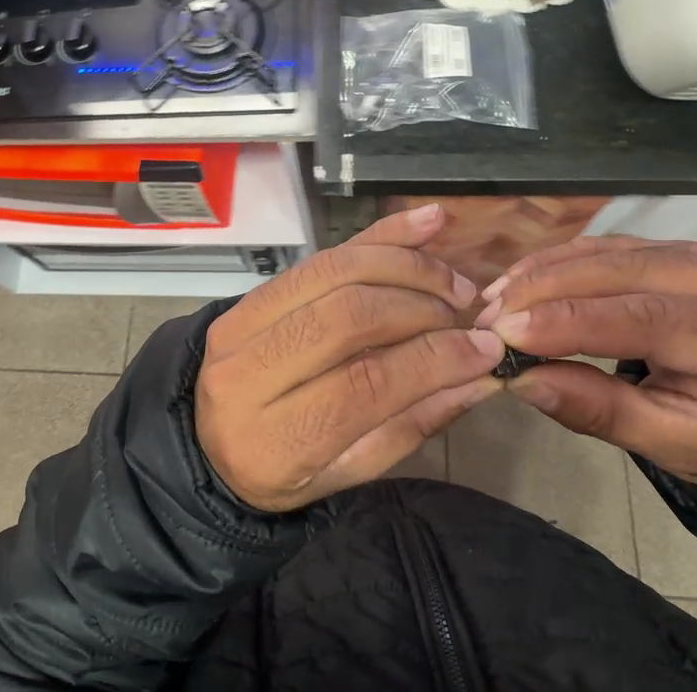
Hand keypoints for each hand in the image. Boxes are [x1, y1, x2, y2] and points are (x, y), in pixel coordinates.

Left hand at [197, 205, 505, 511]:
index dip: (431, 360)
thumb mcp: (349, 472)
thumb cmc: (287, 470)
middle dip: (418, 306)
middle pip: (345, 317)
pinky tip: (426, 223)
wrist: (209, 445)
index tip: (487, 346)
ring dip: (402, 266)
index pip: (363, 387)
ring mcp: (236, 328)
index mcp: (272, 444)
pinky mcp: (245, 297)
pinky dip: (376, 237)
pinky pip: (317, 256)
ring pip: (330, 273)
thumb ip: (411, 423)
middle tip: (467, 309)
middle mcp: (244, 378)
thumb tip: (481, 373)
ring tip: (451, 281)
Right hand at [476, 237, 696, 488]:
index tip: (505, 332)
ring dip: (552, 269)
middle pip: (633, 272)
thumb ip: (602, 411)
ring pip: (623, 250)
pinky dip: (574, 259)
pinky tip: (532, 275)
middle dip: (549, 288)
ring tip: (498, 295)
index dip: (572, 321)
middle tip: (489, 313)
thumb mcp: (677, 445)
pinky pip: (629, 245)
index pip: (652, 320)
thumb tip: (522, 381)